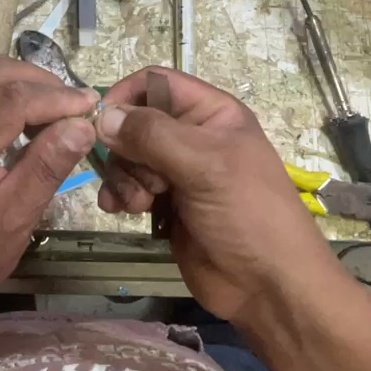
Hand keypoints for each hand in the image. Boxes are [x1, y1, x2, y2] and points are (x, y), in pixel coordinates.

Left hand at [0, 56, 98, 332]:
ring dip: (29, 87)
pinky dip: (13, 97)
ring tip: (62, 116)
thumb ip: (47, 167)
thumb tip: (84, 125)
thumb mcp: (15, 219)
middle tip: (79, 110)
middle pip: (0, 73)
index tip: (94, 107)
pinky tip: (35, 124)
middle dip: (44, 84)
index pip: (14, 98)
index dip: (58, 97)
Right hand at [95, 68, 344, 326]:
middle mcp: (192, 136)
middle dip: (126, 149)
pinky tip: (119, 210)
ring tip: (137, 204)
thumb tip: (102, 116)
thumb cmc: (248, 215)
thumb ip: (151, 135)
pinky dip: (118, 194)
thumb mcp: (204, 165)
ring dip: (122, 176)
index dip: (126, 96)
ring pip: (127, 155)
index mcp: (212, 113)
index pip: (156, 82)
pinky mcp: (164, 203)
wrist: (268, 288)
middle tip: (143, 180)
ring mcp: (176, 170)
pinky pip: (126, 185)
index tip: (103, 123)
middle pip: (134, 121)